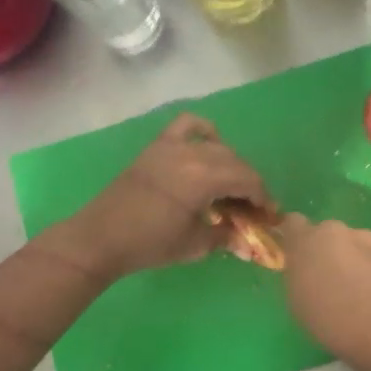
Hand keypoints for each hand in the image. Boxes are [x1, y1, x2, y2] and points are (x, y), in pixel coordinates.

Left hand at [51, 113, 271, 279]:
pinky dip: (204, 131)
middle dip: (250, 185)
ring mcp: (173, 147)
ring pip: (217, 147)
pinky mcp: (157, 147)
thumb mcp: (196, 244)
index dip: (263, 199)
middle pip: (236, 163)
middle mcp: (192, 154)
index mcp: (204, 178)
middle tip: (252, 209)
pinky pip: (188, 125)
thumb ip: (227, 236)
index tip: (268, 217)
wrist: (101, 238)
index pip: (248, 180)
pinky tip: (210, 146)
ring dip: (231, 165)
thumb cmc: (151, 244)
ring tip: (231, 188)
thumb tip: (248, 242)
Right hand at [278, 214, 370, 364]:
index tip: (296, 256)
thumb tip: (304, 267)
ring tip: (360, 291)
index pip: (293, 223)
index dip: (295, 238)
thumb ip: (298, 276)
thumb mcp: (299, 304)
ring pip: (355, 243)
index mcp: (308, 241)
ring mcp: (370, 238)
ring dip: (353, 258)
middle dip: (326, 251)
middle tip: (330, 281)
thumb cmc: (333, 322)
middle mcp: (338, 231)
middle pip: (327, 234)